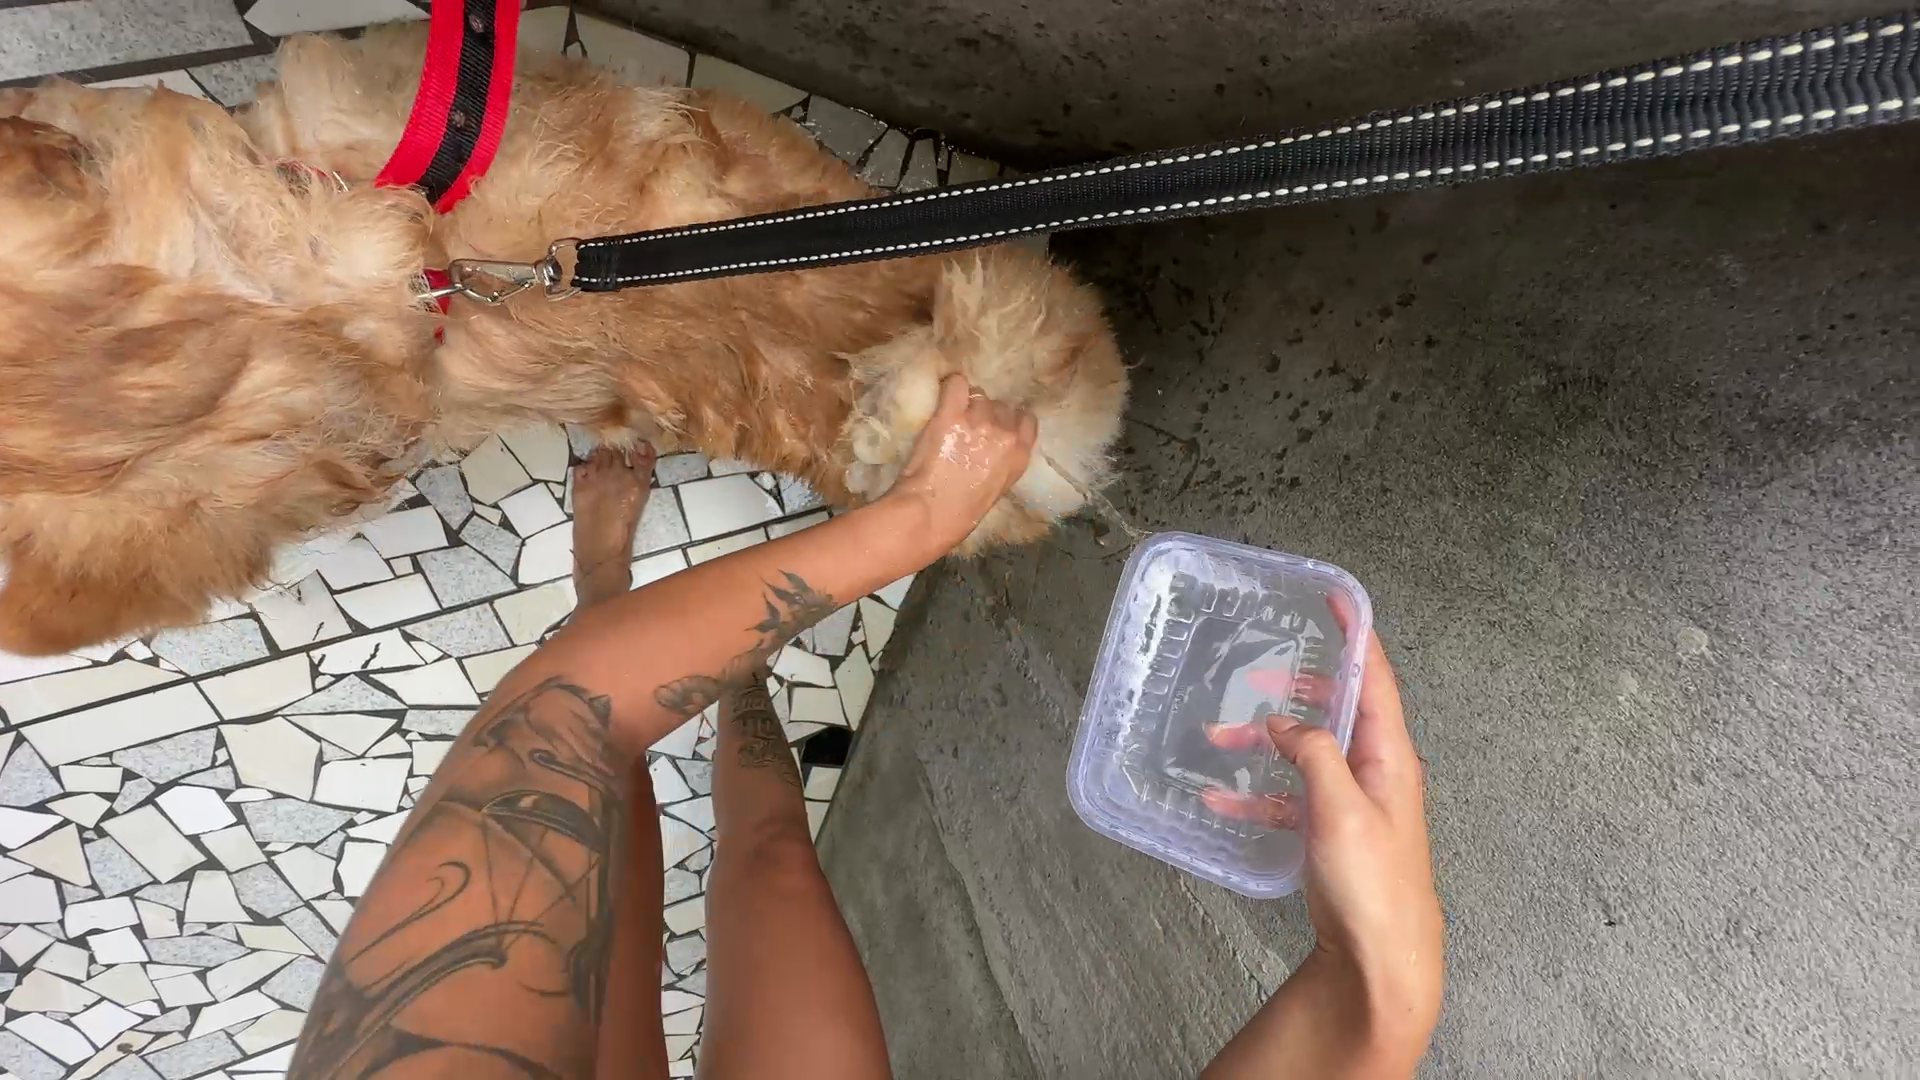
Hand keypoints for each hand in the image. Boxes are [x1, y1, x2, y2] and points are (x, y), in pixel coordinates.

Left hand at [884, 374, 1037, 549]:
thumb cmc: (960, 513)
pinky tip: (942, 399)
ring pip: (977, 395)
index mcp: (1020, 455)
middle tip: (966, 429)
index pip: (1026, 419)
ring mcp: (978, 421)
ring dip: (965, 404)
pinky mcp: (951, 413)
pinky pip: (955, 384)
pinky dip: (949, 388)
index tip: (995, 427)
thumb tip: (992, 446)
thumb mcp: (997, 489)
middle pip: (1000, 405)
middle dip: (985, 414)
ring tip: (950, 422)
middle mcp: (1004, 433)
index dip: (1009, 420)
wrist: (930, 513)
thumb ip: (1002, 461)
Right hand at [1202, 616, 1442, 1078]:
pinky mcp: (1329, 826)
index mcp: (1389, 755)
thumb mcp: (1342, 809)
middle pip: (1335, 708)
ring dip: (1262, 742)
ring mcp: (1350, 797)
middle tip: (1255, 673)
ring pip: (1302, 750)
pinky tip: (1220, 801)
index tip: (1334, 598)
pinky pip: (1288, 796)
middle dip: (1296, 687)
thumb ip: (1314, 753)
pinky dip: (1256, 793)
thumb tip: (1283, 722)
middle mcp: (1373, 768)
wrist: (1381, 958)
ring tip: (1217, 738)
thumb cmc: (1373, 883)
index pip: (1375, 677)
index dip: (1356, 634)